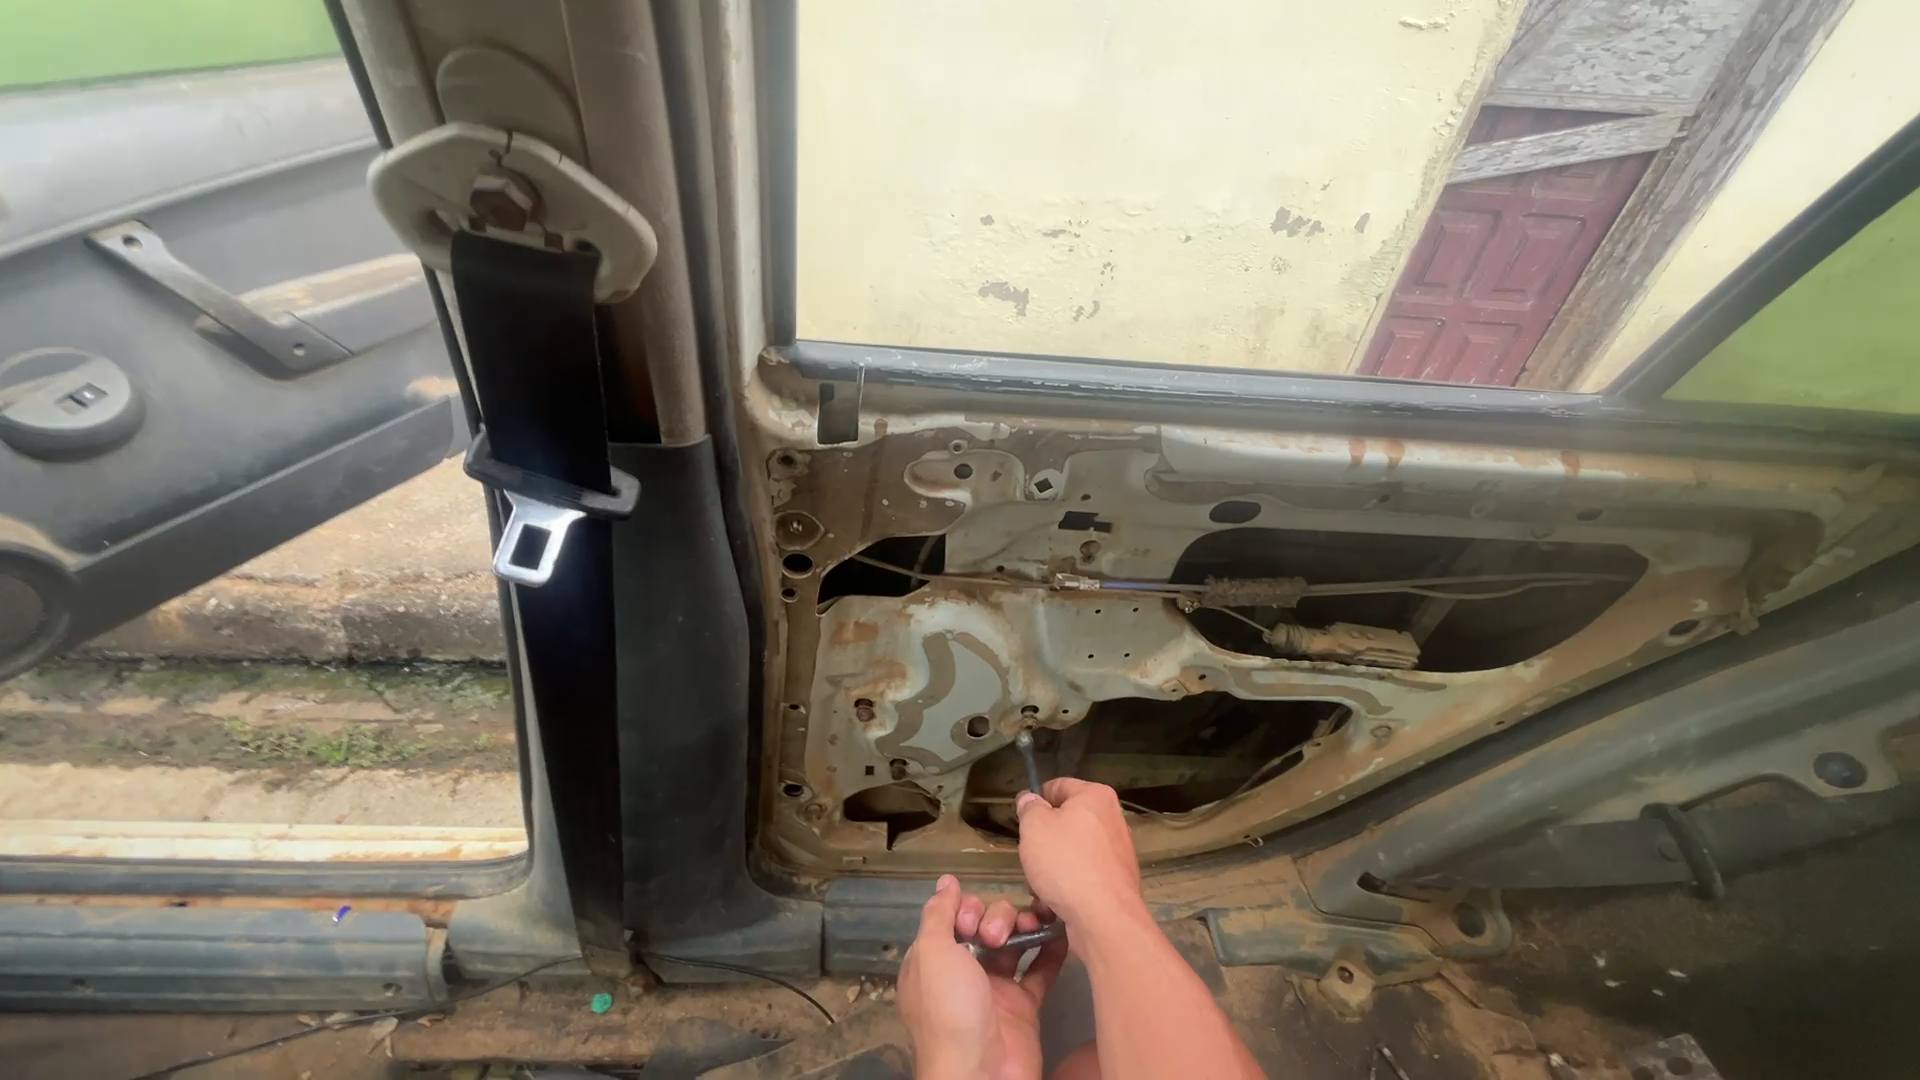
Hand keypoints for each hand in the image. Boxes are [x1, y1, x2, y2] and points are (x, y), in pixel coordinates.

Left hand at [897, 874, 1067, 1079]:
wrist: (981, 1076)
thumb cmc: (949, 1009)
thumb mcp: (931, 953)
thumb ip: (938, 913)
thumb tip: (946, 881)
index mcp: (934, 962)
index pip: (952, 917)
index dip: (964, 910)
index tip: (969, 923)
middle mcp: (963, 973)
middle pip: (983, 925)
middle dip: (994, 917)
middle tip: (993, 937)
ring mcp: (995, 989)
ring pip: (1012, 942)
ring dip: (1023, 926)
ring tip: (1033, 926)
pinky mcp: (1024, 1006)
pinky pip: (1041, 969)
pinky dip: (1051, 948)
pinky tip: (1062, 929)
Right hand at [1014, 778, 1147, 930]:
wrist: (1103, 919)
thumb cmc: (1066, 862)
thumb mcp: (1034, 826)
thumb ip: (1029, 808)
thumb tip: (1030, 800)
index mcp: (1096, 796)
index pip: (1057, 786)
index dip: (1036, 802)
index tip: (1023, 823)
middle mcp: (1112, 819)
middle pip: (1065, 822)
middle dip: (1043, 842)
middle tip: (1030, 857)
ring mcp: (1118, 853)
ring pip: (1071, 853)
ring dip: (1051, 868)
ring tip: (1040, 886)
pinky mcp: (1117, 882)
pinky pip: (1084, 876)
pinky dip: (1068, 886)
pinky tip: (1055, 903)